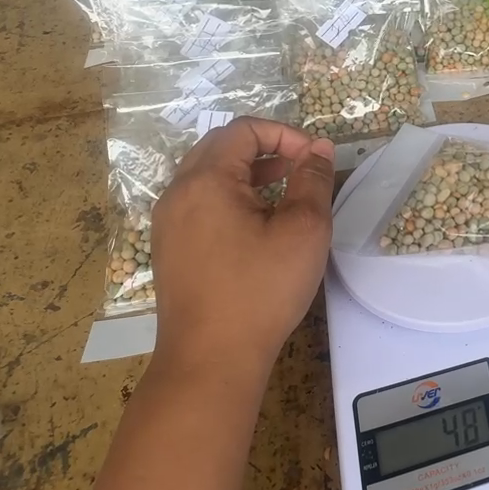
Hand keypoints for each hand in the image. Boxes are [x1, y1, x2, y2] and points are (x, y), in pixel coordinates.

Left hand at [147, 117, 335, 383]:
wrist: (211, 359)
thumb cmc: (260, 290)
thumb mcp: (303, 229)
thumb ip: (314, 179)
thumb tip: (320, 149)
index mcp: (205, 181)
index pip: (244, 130)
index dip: (286, 134)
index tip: (316, 160)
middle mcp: (178, 193)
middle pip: (222, 146)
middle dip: (268, 148)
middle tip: (303, 168)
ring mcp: (169, 222)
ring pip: (210, 174)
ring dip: (251, 171)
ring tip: (288, 191)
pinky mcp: (171, 247)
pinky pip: (201, 201)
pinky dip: (233, 195)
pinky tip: (260, 222)